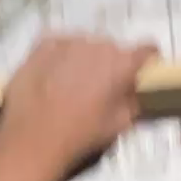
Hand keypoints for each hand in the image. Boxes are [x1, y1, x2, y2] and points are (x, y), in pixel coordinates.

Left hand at [0, 35, 156, 173]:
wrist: (32, 139)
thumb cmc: (81, 135)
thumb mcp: (119, 125)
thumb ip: (133, 101)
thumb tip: (132, 90)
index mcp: (122, 63)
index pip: (147, 50)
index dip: (148, 60)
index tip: (143, 70)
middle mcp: (98, 44)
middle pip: (113, 48)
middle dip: (112, 63)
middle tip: (103, 85)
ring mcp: (68, 41)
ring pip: (86, 44)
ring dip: (86, 58)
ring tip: (75, 81)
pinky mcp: (43, 44)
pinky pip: (61, 44)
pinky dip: (62, 55)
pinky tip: (54, 73)